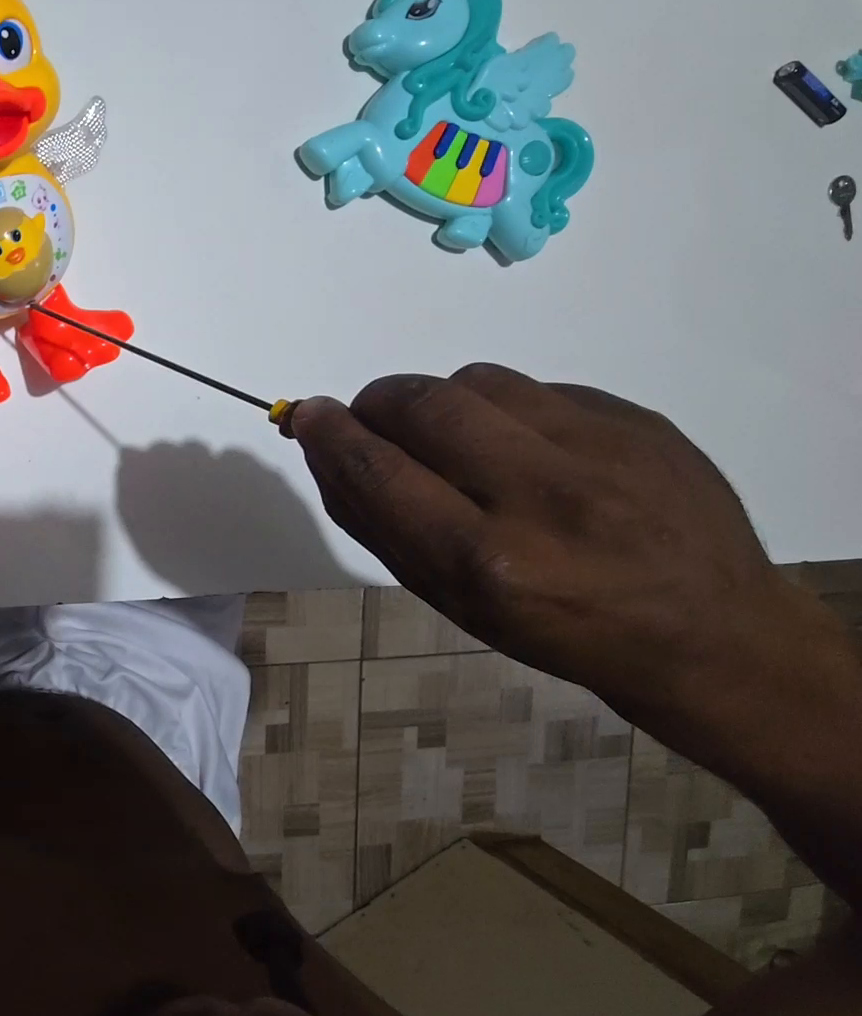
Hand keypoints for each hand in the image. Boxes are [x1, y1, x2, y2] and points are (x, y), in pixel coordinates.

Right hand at [289, 364, 847, 731]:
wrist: (708, 633)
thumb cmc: (553, 630)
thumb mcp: (448, 598)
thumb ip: (378, 525)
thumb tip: (325, 452)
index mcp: (486, 562)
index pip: (380, 472)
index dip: (330, 435)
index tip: (307, 415)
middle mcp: (545, 498)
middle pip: (425, 407)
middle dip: (375, 403)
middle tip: (367, 418)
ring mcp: (603, 451)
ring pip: (478, 382)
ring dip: (437, 400)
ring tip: (446, 434)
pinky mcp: (640, 423)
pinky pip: (537, 388)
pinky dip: (501, 409)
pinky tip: (518, 445)